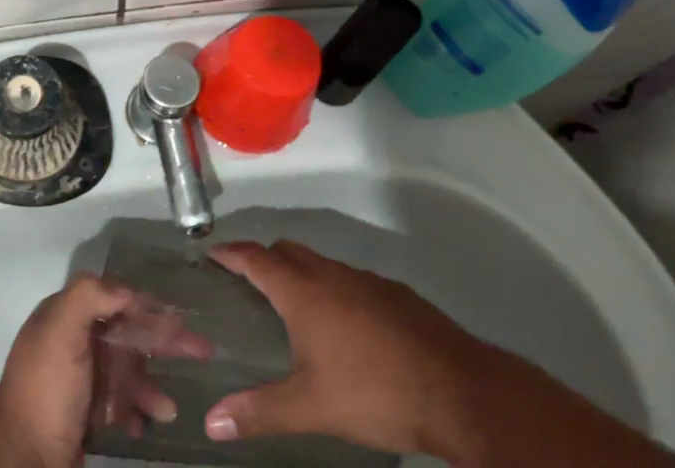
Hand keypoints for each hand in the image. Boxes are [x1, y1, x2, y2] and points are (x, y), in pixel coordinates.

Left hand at [0, 274, 211, 467]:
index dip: (144, 303)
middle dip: (160, 341)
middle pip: (123, 332)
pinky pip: (119, 402)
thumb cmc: (46, 389)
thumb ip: (88, 297)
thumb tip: (127, 289)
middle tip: (201, 350)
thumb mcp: (60, 331)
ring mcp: (76, 377)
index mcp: (61, 316)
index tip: (178, 314)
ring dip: (149, 385)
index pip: (110, 297)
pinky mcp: (84, 410)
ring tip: (166, 409)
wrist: (26, 455)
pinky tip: (145, 423)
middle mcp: (69, 341)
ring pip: (125, 370)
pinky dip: (136, 410)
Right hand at [202, 241, 488, 455]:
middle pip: (289, 251)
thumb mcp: (311, 408)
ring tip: (293, 308)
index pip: (256, 258)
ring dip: (303, 275)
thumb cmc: (376, 393)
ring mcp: (371, 283)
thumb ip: (259, 412)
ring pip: (325, 265)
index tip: (211, 253)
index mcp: (304, 292)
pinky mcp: (400, 297)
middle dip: (265, 259)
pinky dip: (337, 291)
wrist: (463, 393)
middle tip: (247, 282)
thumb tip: (211, 423)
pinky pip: (354, 282)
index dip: (231, 253)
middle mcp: (334, 276)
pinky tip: (346, 328)